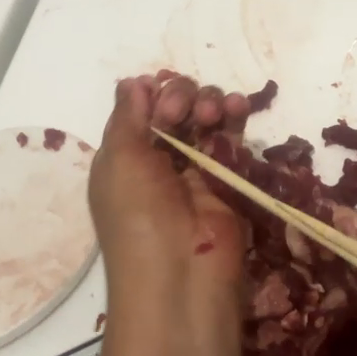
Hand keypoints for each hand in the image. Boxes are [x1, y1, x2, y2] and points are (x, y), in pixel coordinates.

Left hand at [90, 73, 249, 355]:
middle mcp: (160, 157)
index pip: (142, 106)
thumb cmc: (137, 216)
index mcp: (126, 156)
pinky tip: (238, 106)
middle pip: (177, 103)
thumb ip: (127, 114)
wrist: (181, 274)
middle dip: (182, 95)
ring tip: (212, 114)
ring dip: (210, 101)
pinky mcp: (229, 173)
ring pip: (206, 112)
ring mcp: (196, 165)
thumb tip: (134, 81)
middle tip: (181, 112)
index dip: (154, 92)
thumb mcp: (118, 161)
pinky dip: (236, 113)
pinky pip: (233, 132)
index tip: (159, 100)